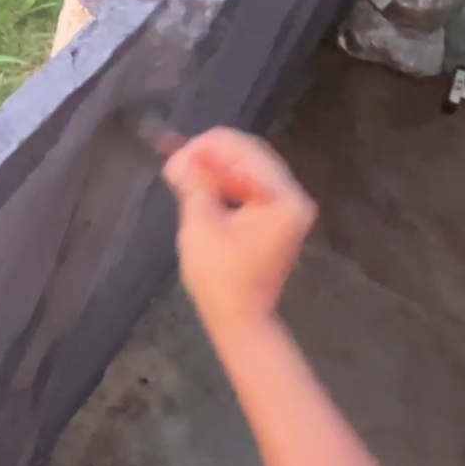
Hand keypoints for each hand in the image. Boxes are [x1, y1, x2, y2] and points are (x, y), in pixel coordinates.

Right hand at [163, 127, 316, 329]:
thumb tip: (181, 155)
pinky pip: (249, 184)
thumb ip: (195, 185)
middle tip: (173, 161)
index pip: (244, 152)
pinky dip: (223, 180)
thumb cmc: (219, 279)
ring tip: (180, 171)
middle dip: (209, 153)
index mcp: (281, 199)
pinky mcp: (276, 214)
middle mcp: (292, 196)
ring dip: (214, 165)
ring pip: (247, 167)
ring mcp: (286, 205)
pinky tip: (198, 182)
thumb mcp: (200, 228)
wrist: (239, 317)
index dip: (205, 148)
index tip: (172, 156)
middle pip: (250, 154)